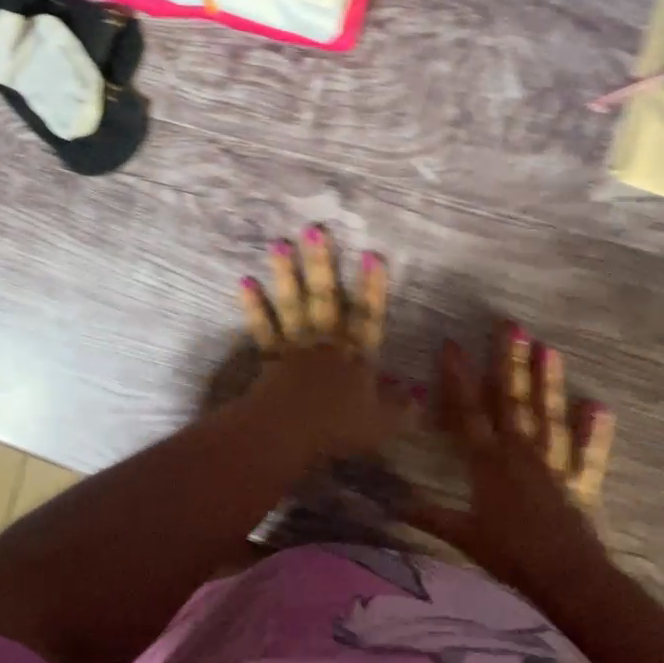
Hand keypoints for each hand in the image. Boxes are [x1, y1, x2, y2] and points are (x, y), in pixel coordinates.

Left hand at [236, 225, 412, 459]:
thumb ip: (401, 408)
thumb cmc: (337, 430)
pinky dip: (254, 305)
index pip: (368, 317)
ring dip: (286, 273)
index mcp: (355, 357)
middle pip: (325, 298)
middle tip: (314, 230)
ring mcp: (295, 345)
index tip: (373, 254)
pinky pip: (263, 326)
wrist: (288, 433)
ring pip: (293, 304)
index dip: (373, 288)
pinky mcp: (270, 355)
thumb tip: (419, 392)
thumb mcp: (381, 425)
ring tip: (279, 243)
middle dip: (321, 263)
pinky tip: (244, 281)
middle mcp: (325, 343)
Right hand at [404, 320, 616, 594]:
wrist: (570, 582)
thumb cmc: (511, 556)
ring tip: (548, 348)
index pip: (468, 411)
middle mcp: (519, 452)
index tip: (451, 343)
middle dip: (508, 361)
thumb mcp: (461, 536)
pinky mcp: (580, 482)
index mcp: (487, 461)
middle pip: (512, 400)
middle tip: (511, 325)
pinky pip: (588, 453)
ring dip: (548, 382)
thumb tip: (385, 500)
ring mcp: (553, 464)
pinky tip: (599, 405)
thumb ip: (427, 514)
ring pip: (547, 416)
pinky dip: (594, 432)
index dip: (458, 377)